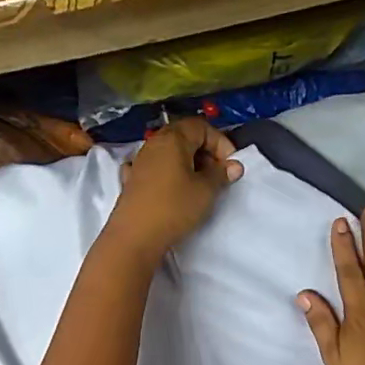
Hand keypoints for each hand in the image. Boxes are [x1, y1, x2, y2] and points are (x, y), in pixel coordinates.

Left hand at [104, 118, 243, 258]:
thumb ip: (221, 174)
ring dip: (186, 163)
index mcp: (172, 139)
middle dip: (204, 151)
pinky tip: (170, 187)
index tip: (229, 165)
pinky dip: (166, 173)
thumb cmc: (174, 208)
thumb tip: (233, 166)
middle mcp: (153, 144)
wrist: (135, 237)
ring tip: (197, 185)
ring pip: (168, 153)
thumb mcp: (206, 191)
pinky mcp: (131, 181)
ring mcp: (139, 162)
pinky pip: (153, 168)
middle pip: (183, 137)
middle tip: (216, 174)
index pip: (201, 127)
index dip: (220, 142)